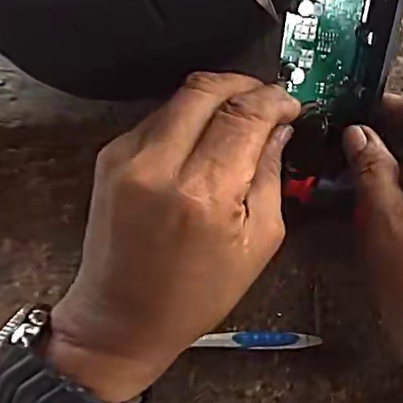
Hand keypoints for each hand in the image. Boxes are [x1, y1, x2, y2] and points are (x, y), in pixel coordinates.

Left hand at [48, 72, 299, 401]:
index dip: (275, 99)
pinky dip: (192, 116)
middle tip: (270, 98)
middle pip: (206, 88)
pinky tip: (210, 138)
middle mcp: (159, 165)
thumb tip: (278, 131)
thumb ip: (271, 176)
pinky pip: (160, 117)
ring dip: (219, 98)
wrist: (122, 317)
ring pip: (181, 96)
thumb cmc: (199, 292)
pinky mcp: (110, 157)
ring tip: (244, 118)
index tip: (291, 104)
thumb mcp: (260, 240)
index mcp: (204, 193)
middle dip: (246, 84)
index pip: (245, 114)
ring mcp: (127, 157)